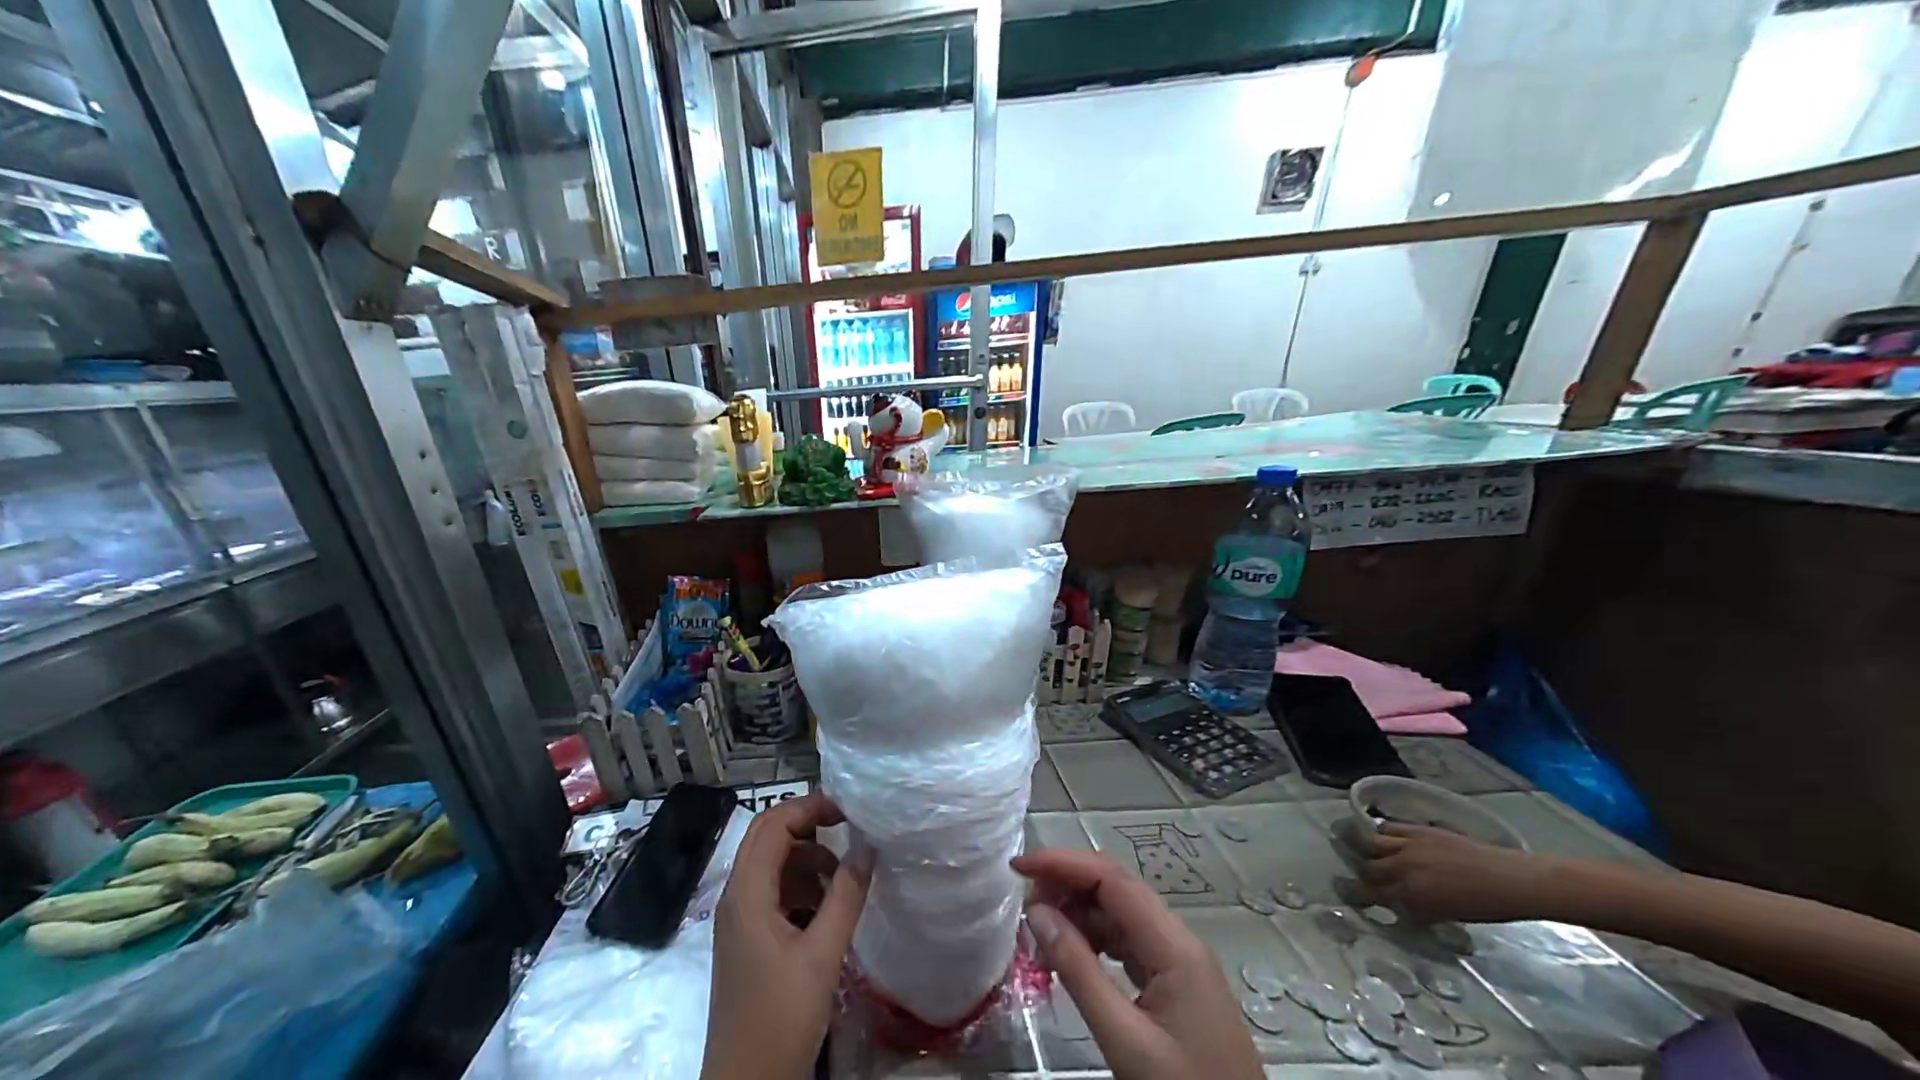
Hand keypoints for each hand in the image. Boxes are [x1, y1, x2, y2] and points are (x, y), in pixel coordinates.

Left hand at [703, 794, 871, 1079]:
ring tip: (842, 882)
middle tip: (847, 830)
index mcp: (747, 894)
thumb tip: (868, 846)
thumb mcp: (822, 954)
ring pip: (771, 866)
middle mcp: (736, 898)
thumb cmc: (781, 1016)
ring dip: (806, 860)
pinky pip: (772, 893)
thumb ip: (846, 895)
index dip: (808, 807)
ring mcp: (739, 921)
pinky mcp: (748, 941)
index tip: (847, 810)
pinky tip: (827, 911)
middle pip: (767, 839)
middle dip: (807, 827)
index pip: (771, 825)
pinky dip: (800, 888)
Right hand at [1013, 849, 1260, 1079]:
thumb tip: (1037, 913)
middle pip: (1118, 889)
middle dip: (1067, 883)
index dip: (1063, 864)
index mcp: (1175, 945)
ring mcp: (1179, 961)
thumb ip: (1079, 973)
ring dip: (1078, 912)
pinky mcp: (1175, 983)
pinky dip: (1093, 939)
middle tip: (1022, 900)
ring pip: (1121, 914)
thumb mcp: (1125, 1039)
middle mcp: (1180, 940)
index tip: (1019, 866)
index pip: (1113, 879)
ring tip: (1038, 930)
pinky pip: (1128, 942)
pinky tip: (1069, 953)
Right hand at [1358, 822, 1562, 923]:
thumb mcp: (1446, 915)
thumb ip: (1418, 909)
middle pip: (1369, 867)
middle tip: (1367, 878)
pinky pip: (1389, 827)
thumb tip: (1401, 908)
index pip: (1372, 893)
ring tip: (1370, 853)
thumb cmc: (1484, 906)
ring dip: (1369, 850)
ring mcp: (1409, 845)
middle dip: (1365, 874)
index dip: (1361, 895)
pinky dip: (1383, 832)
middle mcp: (1403, 867)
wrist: (1510, 880)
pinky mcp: (1419, 830)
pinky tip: (1386, 837)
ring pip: (1372, 842)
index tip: (1355, 897)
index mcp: (1411, 894)